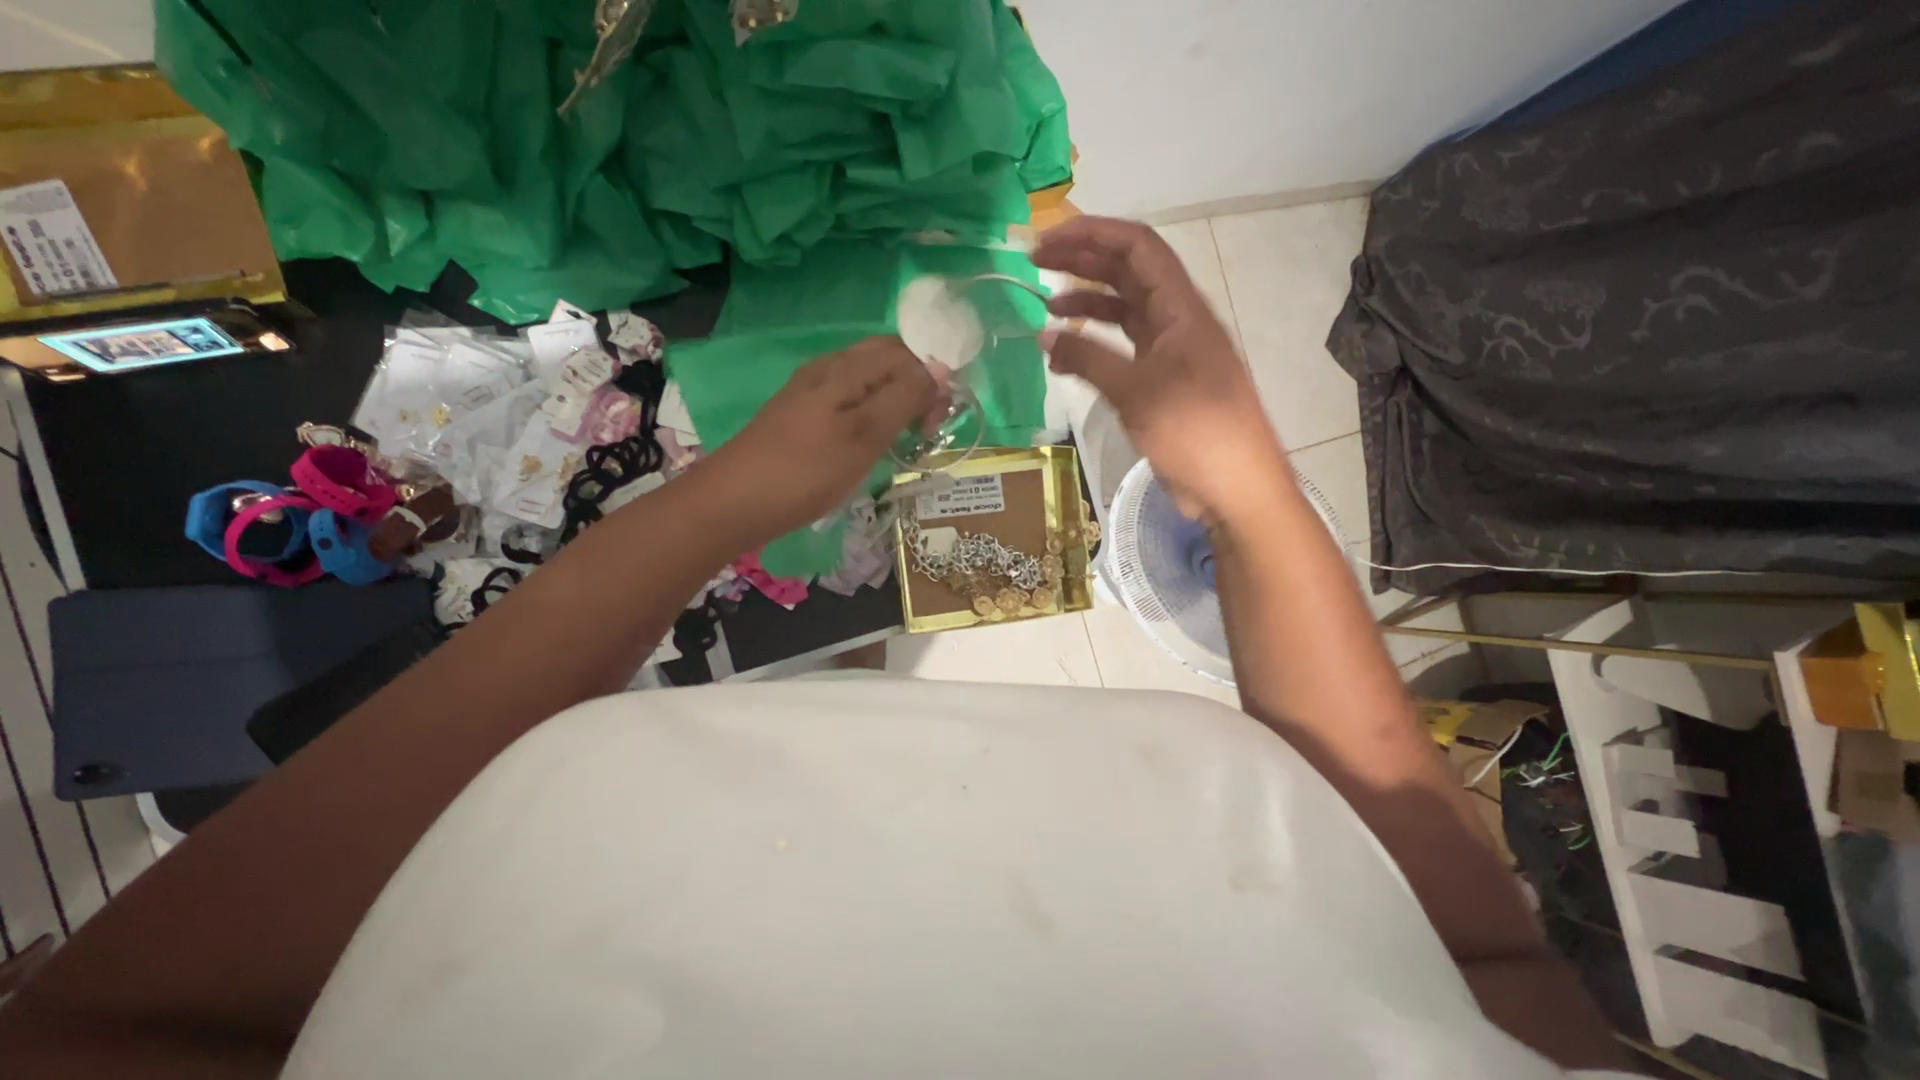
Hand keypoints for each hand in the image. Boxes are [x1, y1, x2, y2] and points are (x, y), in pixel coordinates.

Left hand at [701, 336, 935, 539]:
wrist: (732, 502)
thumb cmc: (806, 471)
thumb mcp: (865, 435)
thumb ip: (905, 398)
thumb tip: (942, 369)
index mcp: (845, 368)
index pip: (905, 351)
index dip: (932, 378)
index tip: (938, 422)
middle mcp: (827, 369)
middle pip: (884, 361)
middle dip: (914, 386)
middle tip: (926, 429)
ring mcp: (808, 393)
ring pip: (865, 382)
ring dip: (892, 402)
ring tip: (903, 440)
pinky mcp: (797, 417)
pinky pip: (846, 402)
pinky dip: (868, 415)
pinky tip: (868, 446)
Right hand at [1034, 216, 1289, 521]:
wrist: (1236, 486)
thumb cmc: (1195, 431)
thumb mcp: (1136, 392)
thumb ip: (1087, 359)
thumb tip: (1044, 337)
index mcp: (1181, 307)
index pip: (1137, 246)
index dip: (1092, 233)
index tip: (1047, 241)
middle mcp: (1177, 317)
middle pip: (1128, 270)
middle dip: (1082, 260)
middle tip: (1034, 263)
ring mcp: (1171, 347)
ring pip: (1124, 306)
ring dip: (1086, 299)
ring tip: (1044, 304)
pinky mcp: (1163, 377)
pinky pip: (1124, 344)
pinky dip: (1094, 341)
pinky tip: (1064, 351)